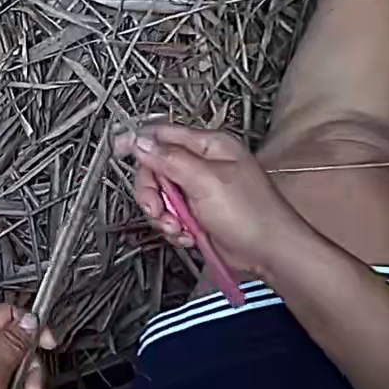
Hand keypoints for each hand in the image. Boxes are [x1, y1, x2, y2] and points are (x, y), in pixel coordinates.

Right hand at [113, 123, 315, 281]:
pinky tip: (187, 233)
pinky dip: (173, 227)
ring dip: (163, 215)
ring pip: (160, 195)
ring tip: (178, 225)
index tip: (118, 148)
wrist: (269, 253)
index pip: (163, 134)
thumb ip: (169, 159)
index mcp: (209, 146)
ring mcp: (199, 189)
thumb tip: (141, 142)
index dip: (139, 142)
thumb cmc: (252, 215)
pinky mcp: (197, 211)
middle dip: (152, 192)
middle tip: (157, 207)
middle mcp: (203, 165)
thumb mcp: (206, 181)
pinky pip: (170, 214)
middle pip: (155, 168)